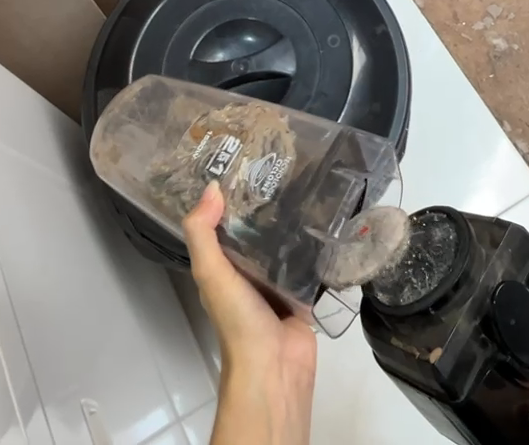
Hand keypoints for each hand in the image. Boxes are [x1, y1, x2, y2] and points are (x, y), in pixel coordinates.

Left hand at [183, 182, 316, 444]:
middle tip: (284, 164)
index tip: (245, 160)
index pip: (224, 222)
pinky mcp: (303, 290)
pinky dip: (314, 242)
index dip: (230, 195)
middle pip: (256, 229)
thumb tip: (212, 187)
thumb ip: (203, 234)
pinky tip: (325, 217)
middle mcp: (248, 270)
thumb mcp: (211, 274)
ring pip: (283, 241)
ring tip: (308, 182)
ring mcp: (277, 281)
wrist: (275, 368)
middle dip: (266, 203)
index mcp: (222, 265)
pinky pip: (308, 259)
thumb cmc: (238, 321)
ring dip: (292, 219)